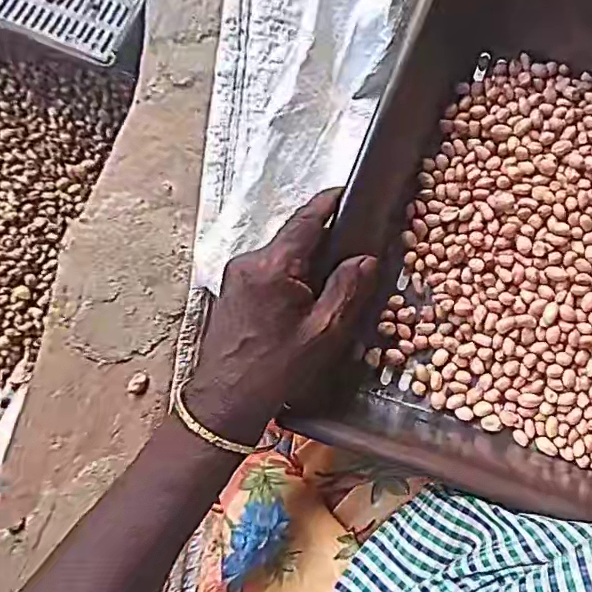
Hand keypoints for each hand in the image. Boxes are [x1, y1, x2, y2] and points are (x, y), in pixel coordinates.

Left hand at [179, 188, 377, 443]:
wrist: (225, 400)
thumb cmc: (276, 369)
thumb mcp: (324, 331)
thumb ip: (347, 288)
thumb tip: (365, 259)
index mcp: (272, 267)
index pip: (305, 221)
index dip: (328, 203)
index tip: (346, 191)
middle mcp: (249, 262)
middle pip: (295, 237)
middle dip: (325, 238)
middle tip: (354, 246)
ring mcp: (236, 275)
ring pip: (283, 254)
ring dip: (308, 260)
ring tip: (335, 278)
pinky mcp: (233, 289)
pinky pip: (270, 269)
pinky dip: (292, 274)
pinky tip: (308, 296)